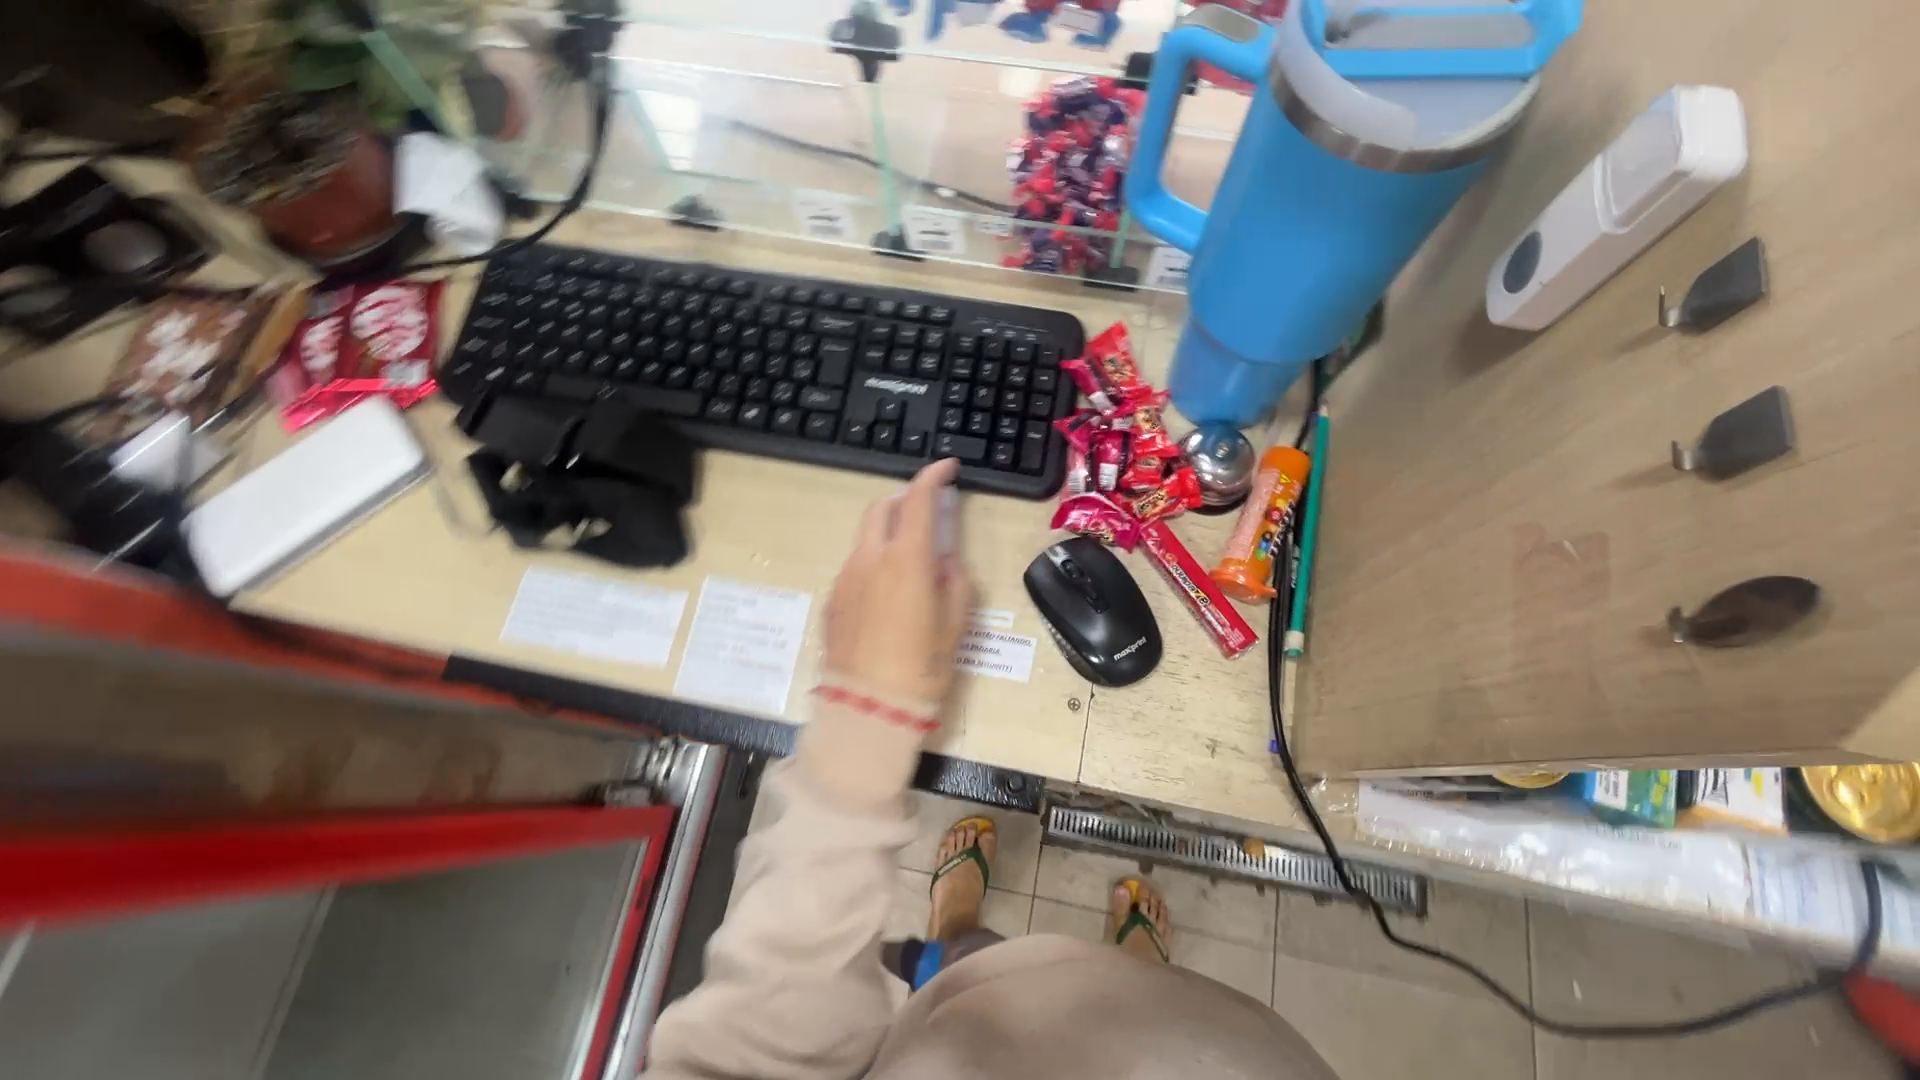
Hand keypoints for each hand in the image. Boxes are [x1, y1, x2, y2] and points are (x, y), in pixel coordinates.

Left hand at [823, 458, 974, 712]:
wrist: (869, 709)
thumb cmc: (922, 668)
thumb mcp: (955, 624)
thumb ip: (954, 581)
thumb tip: (945, 560)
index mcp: (906, 560)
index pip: (918, 498)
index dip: (934, 476)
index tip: (947, 469)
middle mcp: (870, 559)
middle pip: (882, 508)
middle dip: (904, 499)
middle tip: (925, 511)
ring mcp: (845, 578)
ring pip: (865, 538)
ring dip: (887, 534)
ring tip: (908, 559)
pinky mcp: (831, 600)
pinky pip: (854, 568)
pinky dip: (872, 564)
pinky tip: (887, 594)